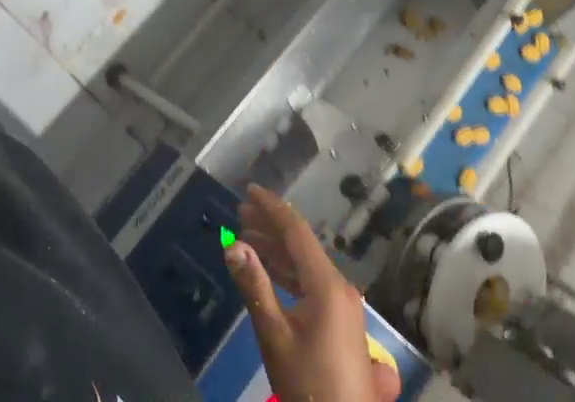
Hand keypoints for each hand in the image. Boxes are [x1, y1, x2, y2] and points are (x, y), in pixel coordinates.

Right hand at [226, 184, 398, 401]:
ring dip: (276, 248)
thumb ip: (255, 287)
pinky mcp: (338, 320)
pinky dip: (286, 270)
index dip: (272, 208)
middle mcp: (338, 287)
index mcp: (327, 285)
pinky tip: (266, 268)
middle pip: (302, 245)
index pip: (297, 232)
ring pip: (305, 263)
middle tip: (239, 212)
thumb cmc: (308, 383)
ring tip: (246, 234)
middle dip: (270, 225)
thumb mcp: (274, 335)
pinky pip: (309, 282)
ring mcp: (341, 304)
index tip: (248, 191)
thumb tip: (233, 244)